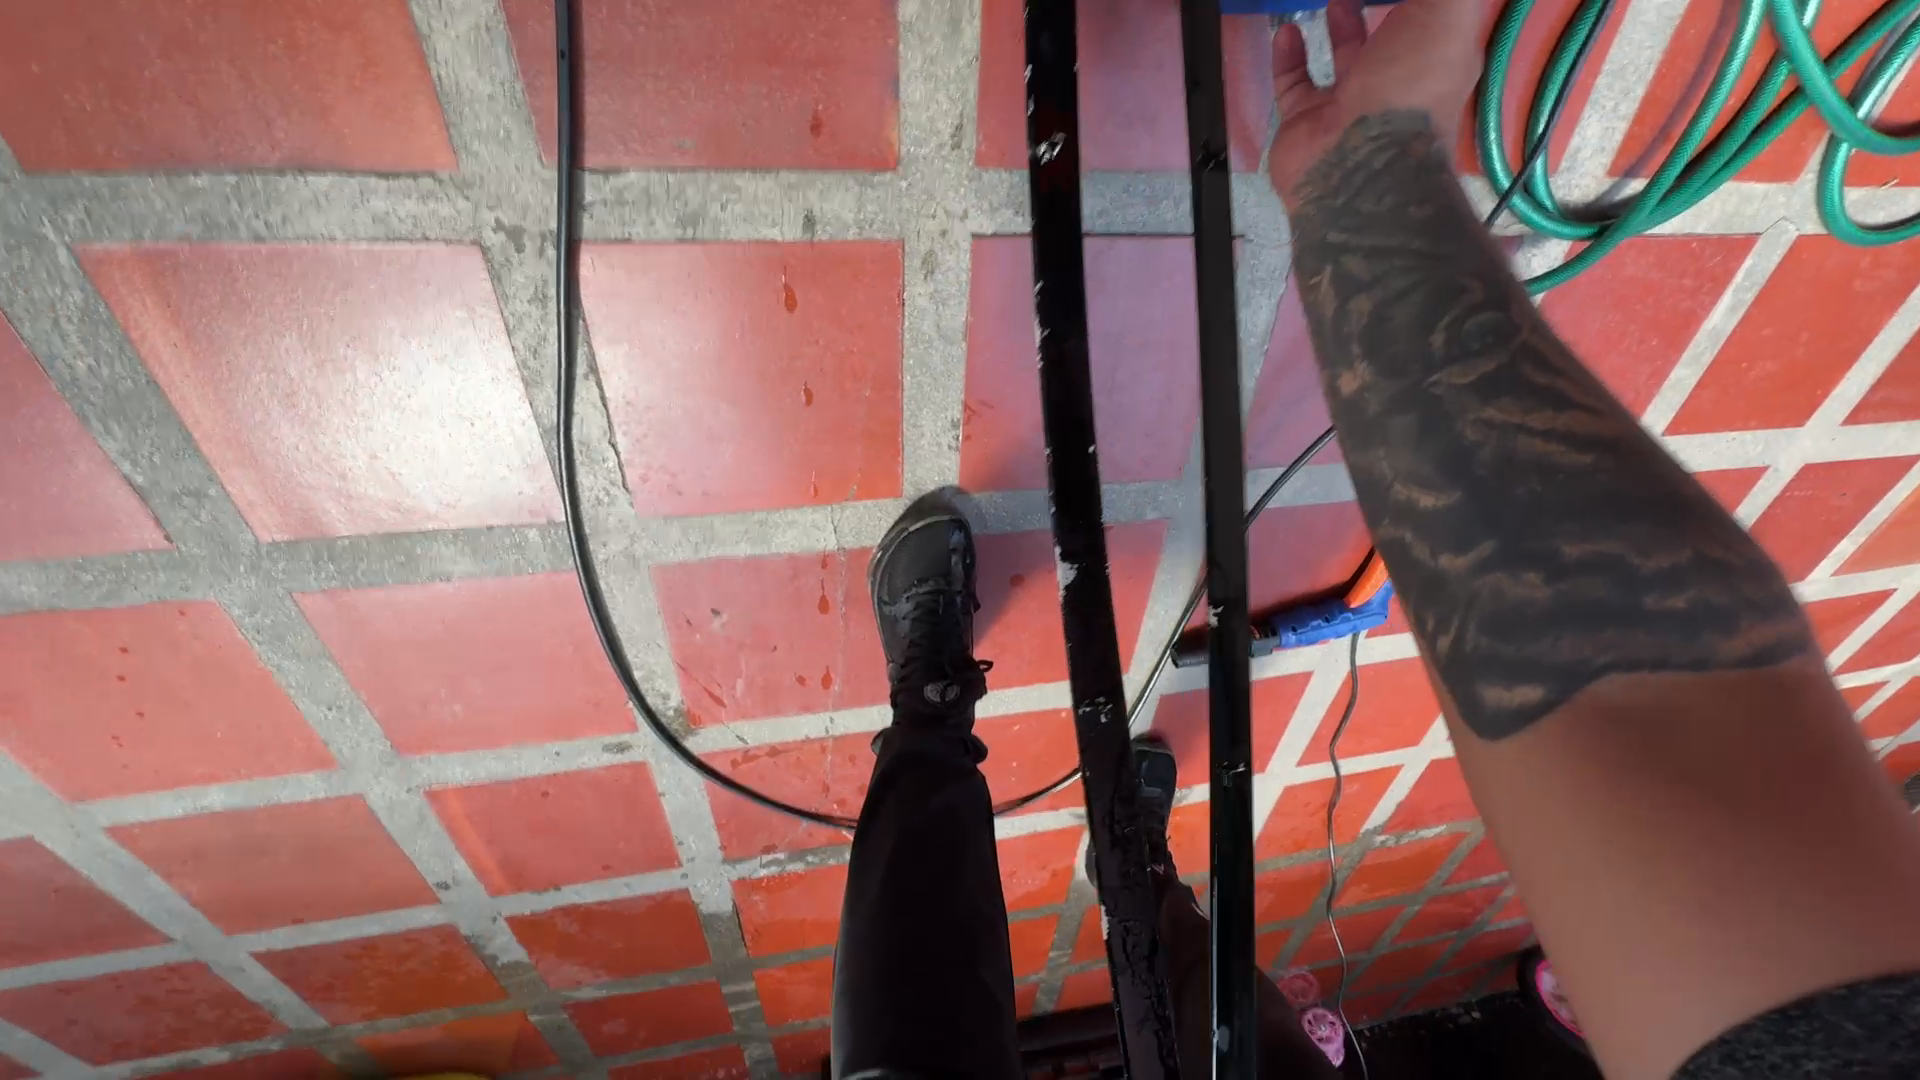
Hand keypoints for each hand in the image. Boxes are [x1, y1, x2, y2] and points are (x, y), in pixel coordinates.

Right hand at [1268, 0, 1488, 203]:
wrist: (1354, 166)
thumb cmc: (1408, 86)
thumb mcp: (1449, 13)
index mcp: (1437, 61)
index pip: (1436, 17)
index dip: (1421, 1)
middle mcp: (1394, 85)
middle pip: (1389, 36)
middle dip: (1382, 2)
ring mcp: (1347, 107)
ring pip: (1344, 58)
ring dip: (1339, 26)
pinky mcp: (1305, 123)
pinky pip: (1294, 85)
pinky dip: (1289, 58)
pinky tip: (1287, 30)